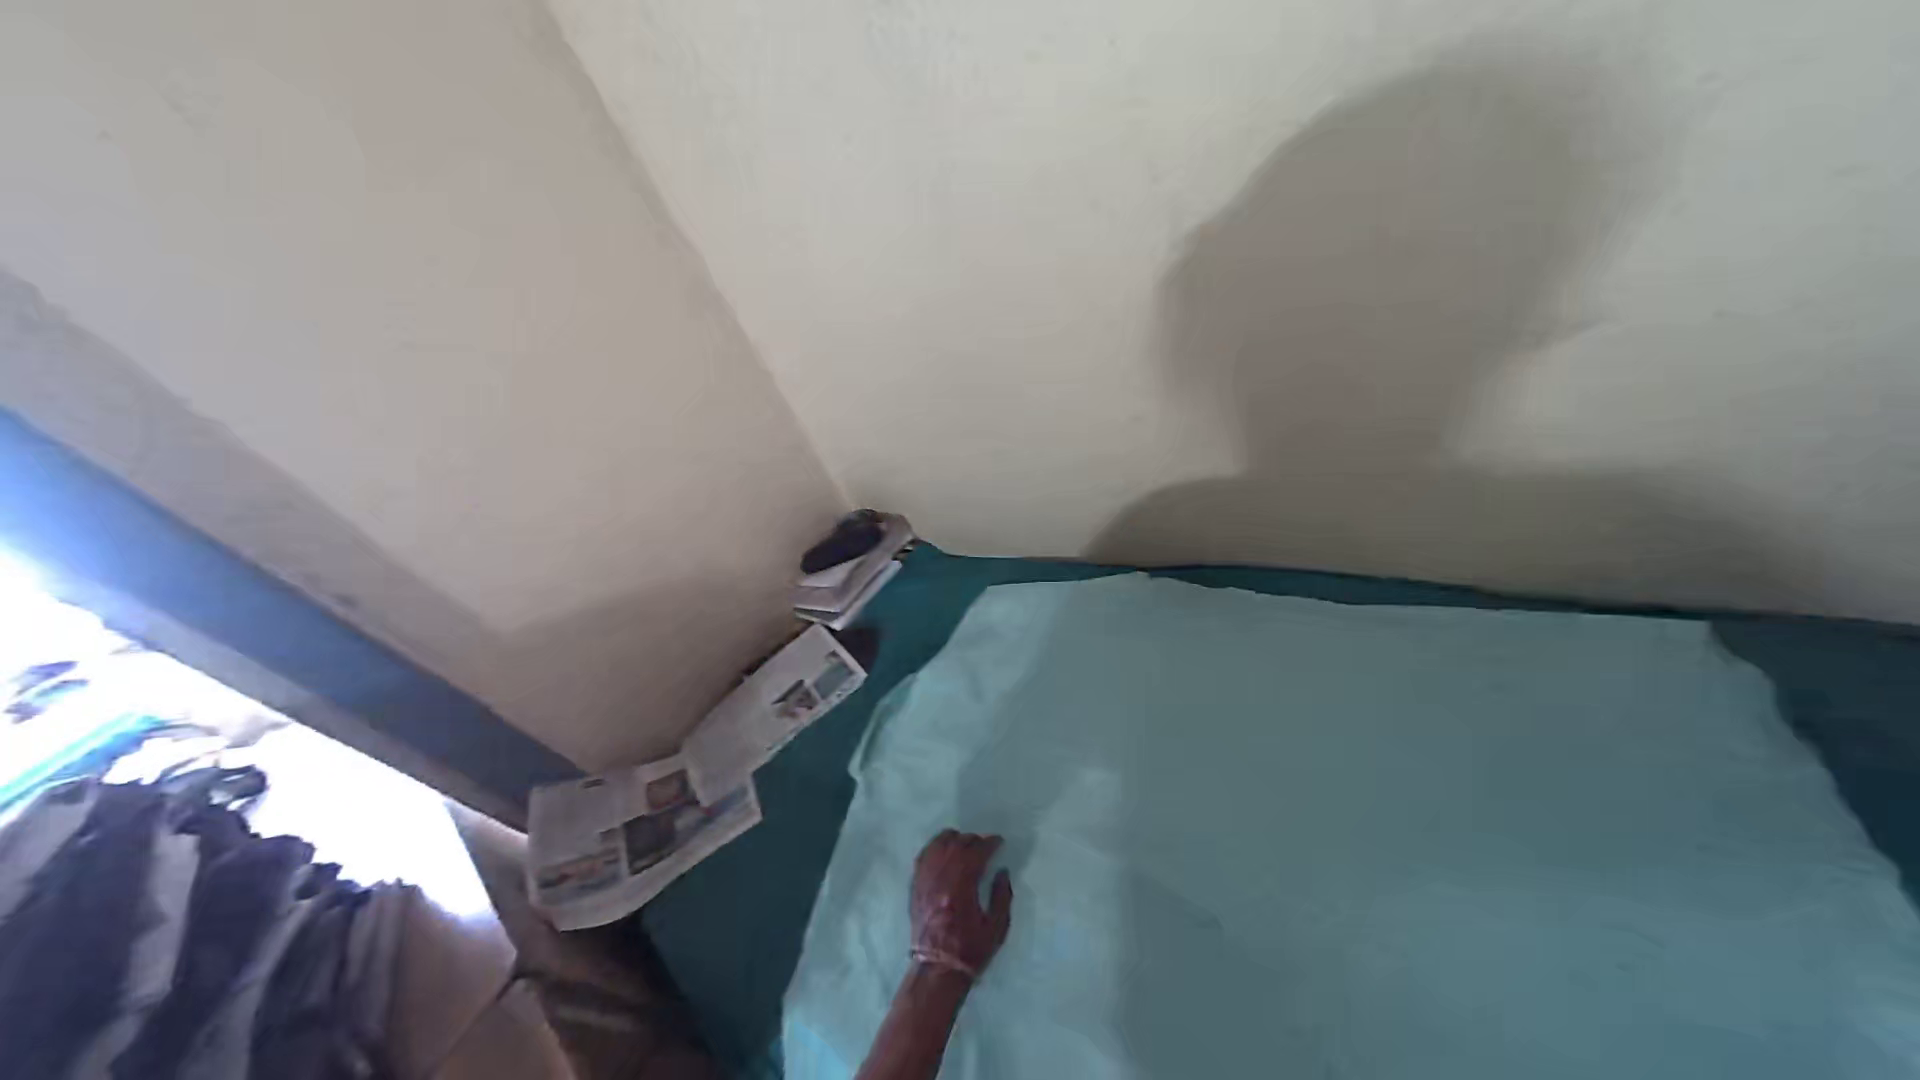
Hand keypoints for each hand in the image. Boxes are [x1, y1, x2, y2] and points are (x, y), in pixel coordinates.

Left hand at [909, 830, 1013, 979]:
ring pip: (938, 843)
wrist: (937, 969)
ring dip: (954, 839)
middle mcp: (941, 878)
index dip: (989, 844)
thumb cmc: (970, 951)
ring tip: (965, 845)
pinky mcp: (915, 884)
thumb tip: (1002, 872)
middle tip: (985, 846)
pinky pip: (924, 854)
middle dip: (974, 840)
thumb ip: (1002, 896)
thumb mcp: (997, 928)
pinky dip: (936, 846)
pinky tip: (944, 850)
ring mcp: (925, 879)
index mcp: (962, 887)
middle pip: (958, 844)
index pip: (976, 853)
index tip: (999, 842)